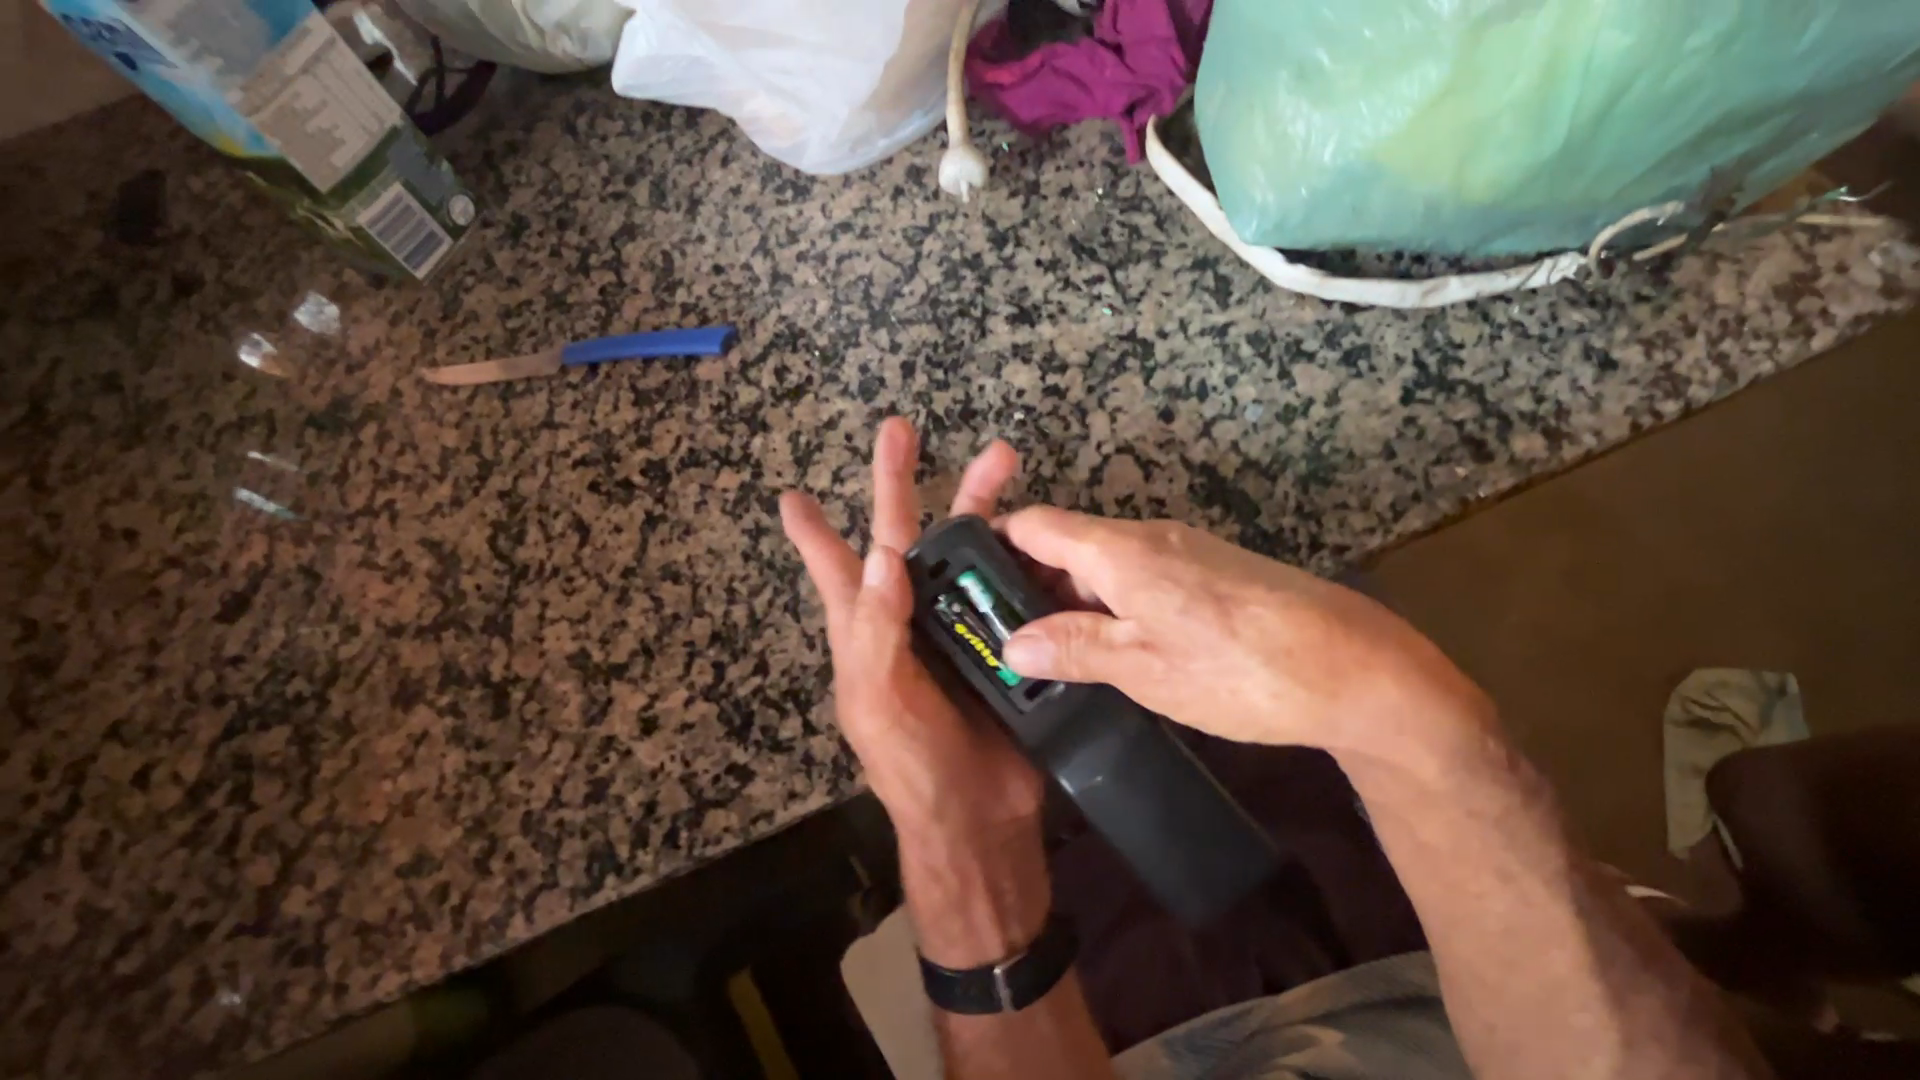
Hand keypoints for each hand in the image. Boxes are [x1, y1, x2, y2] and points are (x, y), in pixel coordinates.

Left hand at [780, 418, 1044, 846]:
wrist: (980, 817)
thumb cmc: (912, 764)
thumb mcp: (877, 698)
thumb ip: (876, 628)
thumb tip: (883, 552)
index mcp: (866, 632)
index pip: (835, 571)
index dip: (813, 533)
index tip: (791, 496)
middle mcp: (909, 621)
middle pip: (906, 540)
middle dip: (903, 484)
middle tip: (902, 428)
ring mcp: (959, 629)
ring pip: (966, 554)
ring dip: (982, 507)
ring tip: (1005, 457)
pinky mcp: (1005, 641)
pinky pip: (1012, 588)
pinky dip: (1026, 556)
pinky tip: (1046, 531)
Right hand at [998, 508, 1496, 766]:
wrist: (1358, 670)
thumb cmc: (1239, 669)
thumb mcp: (1142, 668)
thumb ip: (1073, 648)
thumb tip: (1011, 643)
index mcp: (1120, 551)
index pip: (1034, 524)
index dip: (995, 550)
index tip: (972, 593)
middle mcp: (1150, 537)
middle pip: (1068, 545)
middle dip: (1033, 588)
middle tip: (1011, 643)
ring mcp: (1186, 554)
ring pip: (1107, 566)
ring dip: (1076, 603)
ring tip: (1059, 659)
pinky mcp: (1214, 575)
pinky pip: (1144, 579)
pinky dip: (1118, 607)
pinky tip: (1121, 653)